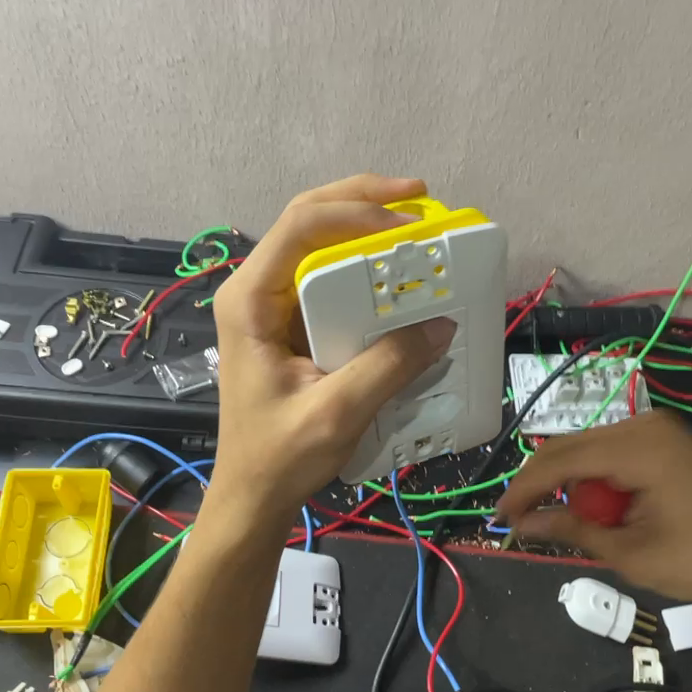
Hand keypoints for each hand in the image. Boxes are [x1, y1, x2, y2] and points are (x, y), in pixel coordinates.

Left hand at [205, 174, 457, 527]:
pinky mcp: (289, 327)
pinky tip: (396, 271)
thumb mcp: (337, 413)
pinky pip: (327, 280)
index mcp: (249, 301)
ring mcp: (271, 308)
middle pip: (308, 221)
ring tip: (415, 224)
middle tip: (420, 197)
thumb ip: (388, 366)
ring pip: (317, 244)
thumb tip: (442, 325)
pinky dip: (364, 267)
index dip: (356, 212)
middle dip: (363, 201)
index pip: (300, 226)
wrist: (254, 494)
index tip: (408, 225)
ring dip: (364, 227)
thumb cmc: (280, 457)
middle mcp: (255, 291)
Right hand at [493, 412, 691, 647]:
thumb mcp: (630, 553)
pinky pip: (611, 452)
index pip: (561, 459)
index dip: (524, 487)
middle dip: (540, 482)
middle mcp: (646, 427)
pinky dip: (592, 478)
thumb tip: (520, 525)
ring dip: (565, 480)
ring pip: (587, 448)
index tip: (500, 515)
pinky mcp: (664, 441)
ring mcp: (658, 431)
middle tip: (517, 518)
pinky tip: (587, 505)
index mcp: (641, 450)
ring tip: (549, 516)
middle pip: (570, 446)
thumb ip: (571, 530)